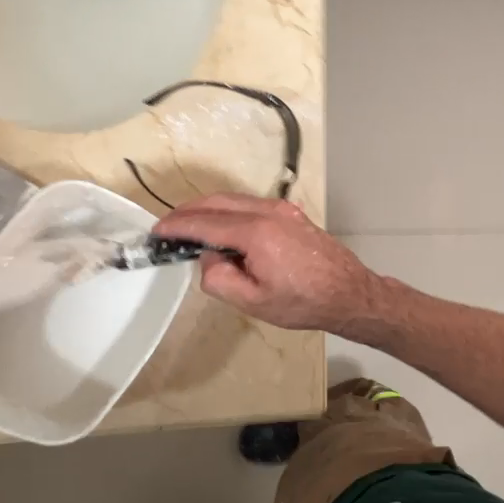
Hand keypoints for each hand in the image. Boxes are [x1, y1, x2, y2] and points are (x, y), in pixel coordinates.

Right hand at [152, 194, 386, 331]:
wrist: (348, 293)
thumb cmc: (302, 302)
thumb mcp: (252, 301)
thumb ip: (219, 279)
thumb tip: (208, 258)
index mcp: (257, 232)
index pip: (205, 222)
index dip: (177, 226)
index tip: (155, 232)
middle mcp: (269, 211)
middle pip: (218, 202)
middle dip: (188, 211)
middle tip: (166, 228)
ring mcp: (283, 210)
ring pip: (235, 200)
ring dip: (208, 210)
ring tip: (189, 229)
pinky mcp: (291, 214)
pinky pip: (251, 205)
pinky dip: (228, 212)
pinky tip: (221, 230)